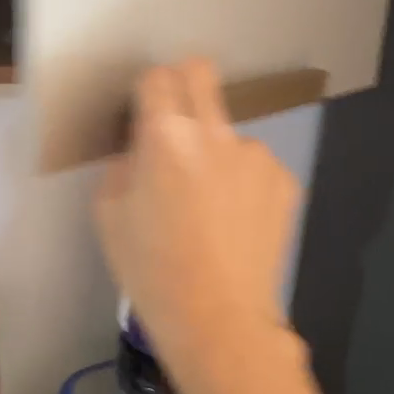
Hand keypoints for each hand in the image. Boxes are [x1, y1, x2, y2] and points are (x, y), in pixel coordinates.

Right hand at [93, 59, 301, 357]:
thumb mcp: (109, 214)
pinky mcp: (285, 180)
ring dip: (216, 151)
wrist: (218, 319)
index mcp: (165, 136)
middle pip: (200, 73)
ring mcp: (257, 154)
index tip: (145, 112)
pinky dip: (243, 183)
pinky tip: (237, 223)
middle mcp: (215, 132)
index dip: (148, 90)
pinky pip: (254, 166)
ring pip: (228, 131)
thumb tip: (143, 149)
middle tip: (176, 123)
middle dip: (184, 85)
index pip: (157, 77)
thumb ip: (124, 164)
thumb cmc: (152, 270)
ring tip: (210, 206)